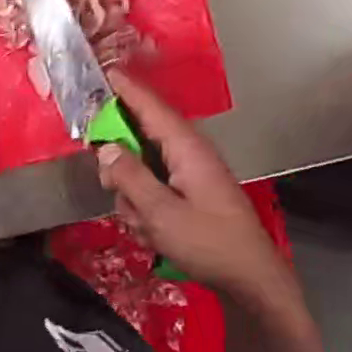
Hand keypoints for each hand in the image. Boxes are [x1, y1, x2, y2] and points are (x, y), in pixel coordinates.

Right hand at [93, 72, 293, 306]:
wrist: (247, 277)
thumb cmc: (207, 242)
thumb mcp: (160, 213)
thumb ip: (129, 178)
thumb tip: (105, 148)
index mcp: (188, 151)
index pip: (153, 110)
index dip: (128, 91)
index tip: (104, 74)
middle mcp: (189, 156)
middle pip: (140, 142)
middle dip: (120, 166)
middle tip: (114, 190)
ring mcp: (189, 177)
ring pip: (141, 173)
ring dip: (131, 198)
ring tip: (143, 224)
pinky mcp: (188, 196)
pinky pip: (151, 193)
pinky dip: (143, 211)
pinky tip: (153, 233)